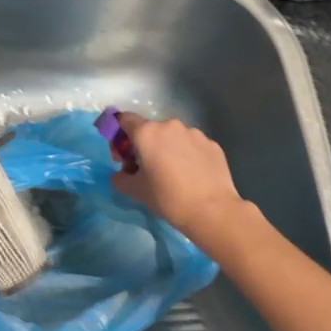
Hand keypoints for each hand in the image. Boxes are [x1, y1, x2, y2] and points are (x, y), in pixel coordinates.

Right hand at [111, 113, 249, 238]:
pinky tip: (191, 176)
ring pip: (172, 137)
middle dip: (144, 146)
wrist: (212, 210)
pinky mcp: (212, 144)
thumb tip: (123, 174)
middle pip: (150, 130)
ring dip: (167, 150)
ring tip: (173, 175)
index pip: (124, 119)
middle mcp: (170, 126)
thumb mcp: (135, 191)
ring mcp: (194, 133)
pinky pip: (192, 145)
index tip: (124, 157)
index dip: (119, 136)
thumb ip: (120, 178)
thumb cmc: (168, 198)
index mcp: (147, 133)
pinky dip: (187, 155)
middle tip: (147, 170)